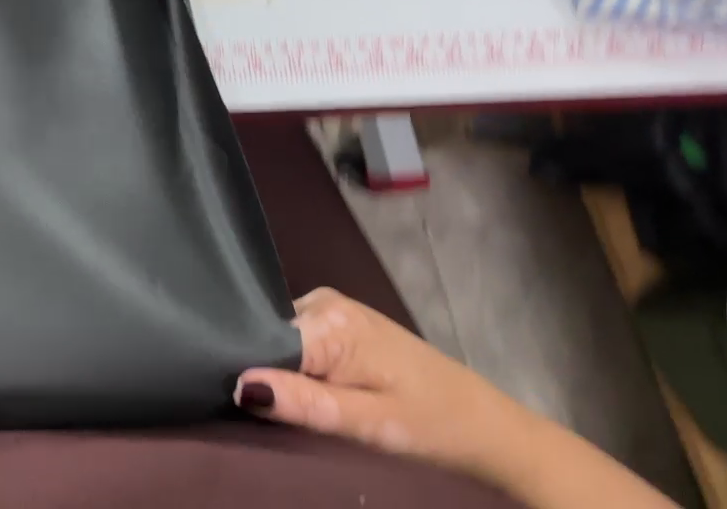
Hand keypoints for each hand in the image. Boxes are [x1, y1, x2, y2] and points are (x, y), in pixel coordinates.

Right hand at [234, 288, 525, 478]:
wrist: (485, 424)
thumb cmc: (430, 425)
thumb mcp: (368, 424)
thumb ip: (305, 403)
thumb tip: (241, 385)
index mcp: (329, 320)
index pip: (262, 339)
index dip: (253, 373)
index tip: (254, 406)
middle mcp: (323, 300)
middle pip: (269, 335)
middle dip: (268, 371)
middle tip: (285, 413)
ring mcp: (332, 306)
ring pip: (281, 337)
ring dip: (282, 369)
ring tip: (299, 403)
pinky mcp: (341, 319)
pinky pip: (298, 337)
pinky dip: (297, 363)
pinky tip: (313, 387)